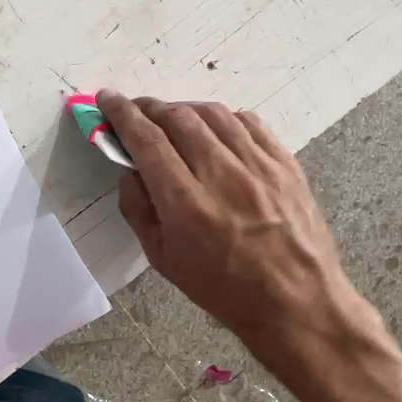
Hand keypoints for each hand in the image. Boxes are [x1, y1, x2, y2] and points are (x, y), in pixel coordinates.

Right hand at [98, 92, 390, 380]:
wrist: (295, 301)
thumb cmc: (222, 288)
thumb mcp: (162, 258)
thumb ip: (138, 209)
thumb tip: (130, 170)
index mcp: (185, 204)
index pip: (146, 140)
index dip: (121, 114)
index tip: (106, 99)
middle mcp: (222, 175)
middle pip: (177, 118)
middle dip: (148, 107)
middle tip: (133, 110)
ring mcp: (259, 166)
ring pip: (213, 114)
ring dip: (183, 108)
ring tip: (170, 118)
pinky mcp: (286, 163)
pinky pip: (248, 123)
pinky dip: (221, 118)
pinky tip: (212, 129)